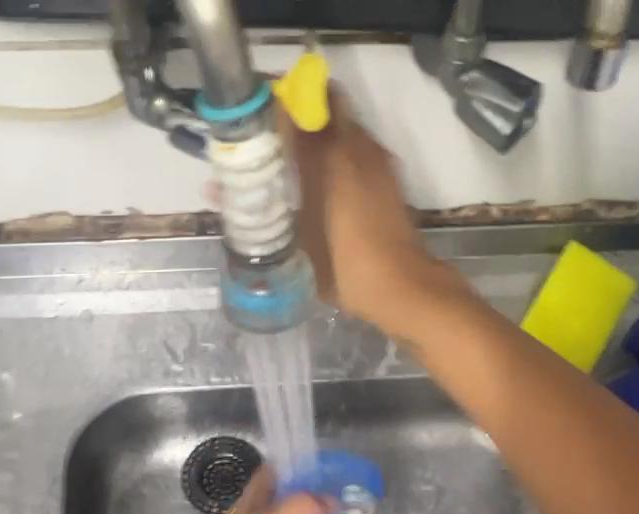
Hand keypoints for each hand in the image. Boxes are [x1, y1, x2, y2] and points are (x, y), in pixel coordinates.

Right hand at [279, 92, 476, 341]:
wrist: (402, 286)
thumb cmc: (346, 266)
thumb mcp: (303, 235)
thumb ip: (278, 197)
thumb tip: (236, 180)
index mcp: (328, 156)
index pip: (301, 106)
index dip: (281, 102)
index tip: (260, 111)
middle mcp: (355, 146)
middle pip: (330, 107)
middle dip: (306, 114)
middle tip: (281, 138)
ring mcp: (379, 161)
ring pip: (348, 129)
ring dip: (327, 137)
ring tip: (301, 163)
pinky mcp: (391, 180)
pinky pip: (361, 152)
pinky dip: (344, 157)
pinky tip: (328, 185)